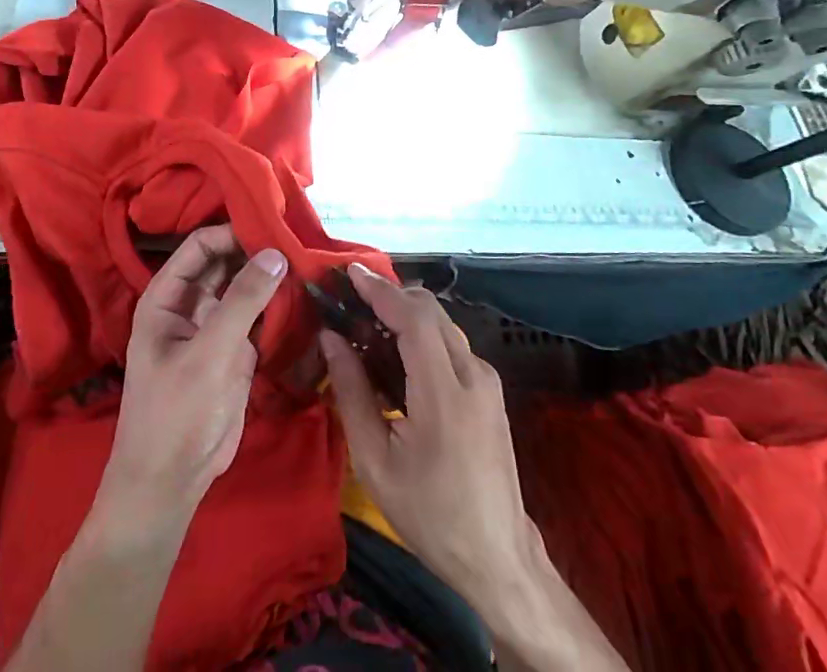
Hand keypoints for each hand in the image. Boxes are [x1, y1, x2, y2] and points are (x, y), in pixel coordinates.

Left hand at [104, 225, 286, 516]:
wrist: (173, 479)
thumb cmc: (176, 413)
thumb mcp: (208, 354)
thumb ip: (242, 301)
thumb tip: (275, 253)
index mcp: (166, 298)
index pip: (200, 246)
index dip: (233, 233)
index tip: (275, 226)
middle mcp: (190, 306)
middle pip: (225, 263)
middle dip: (257, 250)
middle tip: (300, 240)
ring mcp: (215, 328)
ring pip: (245, 288)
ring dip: (271, 277)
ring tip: (308, 260)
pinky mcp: (236, 350)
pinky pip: (259, 316)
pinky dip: (278, 305)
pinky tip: (305, 293)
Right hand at [322, 265, 629, 671]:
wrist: (495, 552)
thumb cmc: (428, 513)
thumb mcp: (374, 460)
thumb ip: (351, 392)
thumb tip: (331, 339)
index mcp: (445, 392)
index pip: (413, 319)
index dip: (380, 290)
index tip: (349, 273)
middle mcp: (474, 374)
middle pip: (432, 312)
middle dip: (391, 295)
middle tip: (350, 298)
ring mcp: (487, 381)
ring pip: (444, 326)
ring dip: (406, 315)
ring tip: (365, 322)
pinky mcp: (490, 390)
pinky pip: (452, 346)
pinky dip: (422, 336)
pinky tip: (395, 352)